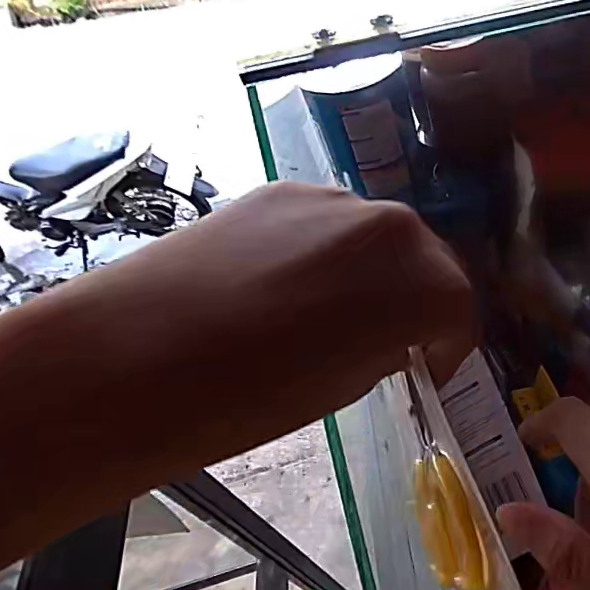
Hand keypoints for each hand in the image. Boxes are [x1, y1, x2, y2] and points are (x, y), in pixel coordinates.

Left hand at [0, 182, 473, 488]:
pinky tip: (291, 292)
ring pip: (378, 239)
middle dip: (419, 304)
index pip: (460, 304)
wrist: (129, 359)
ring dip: (375, 277)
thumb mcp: (348, 384)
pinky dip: (331, 258)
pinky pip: (329, 226)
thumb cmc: (252, 397)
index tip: (428, 371)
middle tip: (390, 345)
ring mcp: (326, 198)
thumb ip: (390, 347)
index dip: (450, 345)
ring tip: (334, 319)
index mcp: (413, 274)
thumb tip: (396, 336)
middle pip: (427, 260)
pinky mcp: (275, 192)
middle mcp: (381, 219)